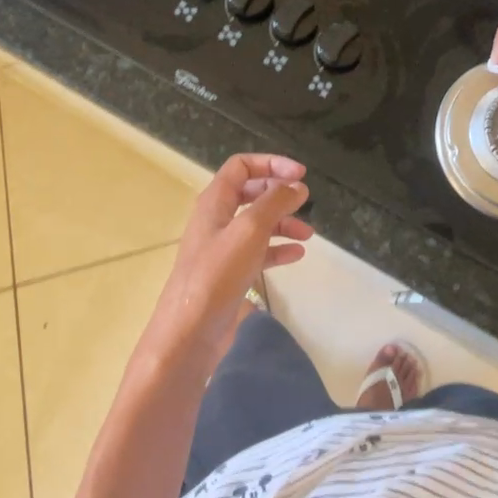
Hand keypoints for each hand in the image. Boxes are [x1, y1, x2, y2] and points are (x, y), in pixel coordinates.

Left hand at [143, 154, 313, 369]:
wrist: (189, 334)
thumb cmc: (217, 274)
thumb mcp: (250, 229)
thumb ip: (275, 202)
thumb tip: (298, 186)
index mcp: (214, 201)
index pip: (241, 166)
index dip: (271, 164)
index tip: (301, 175)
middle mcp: (216, 220)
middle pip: (251, 193)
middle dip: (279, 193)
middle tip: (305, 201)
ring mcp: (223, 248)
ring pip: (257, 224)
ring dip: (283, 223)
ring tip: (308, 234)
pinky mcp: (230, 274)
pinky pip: (258, 252)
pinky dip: (278, 249)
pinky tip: (297, 255)